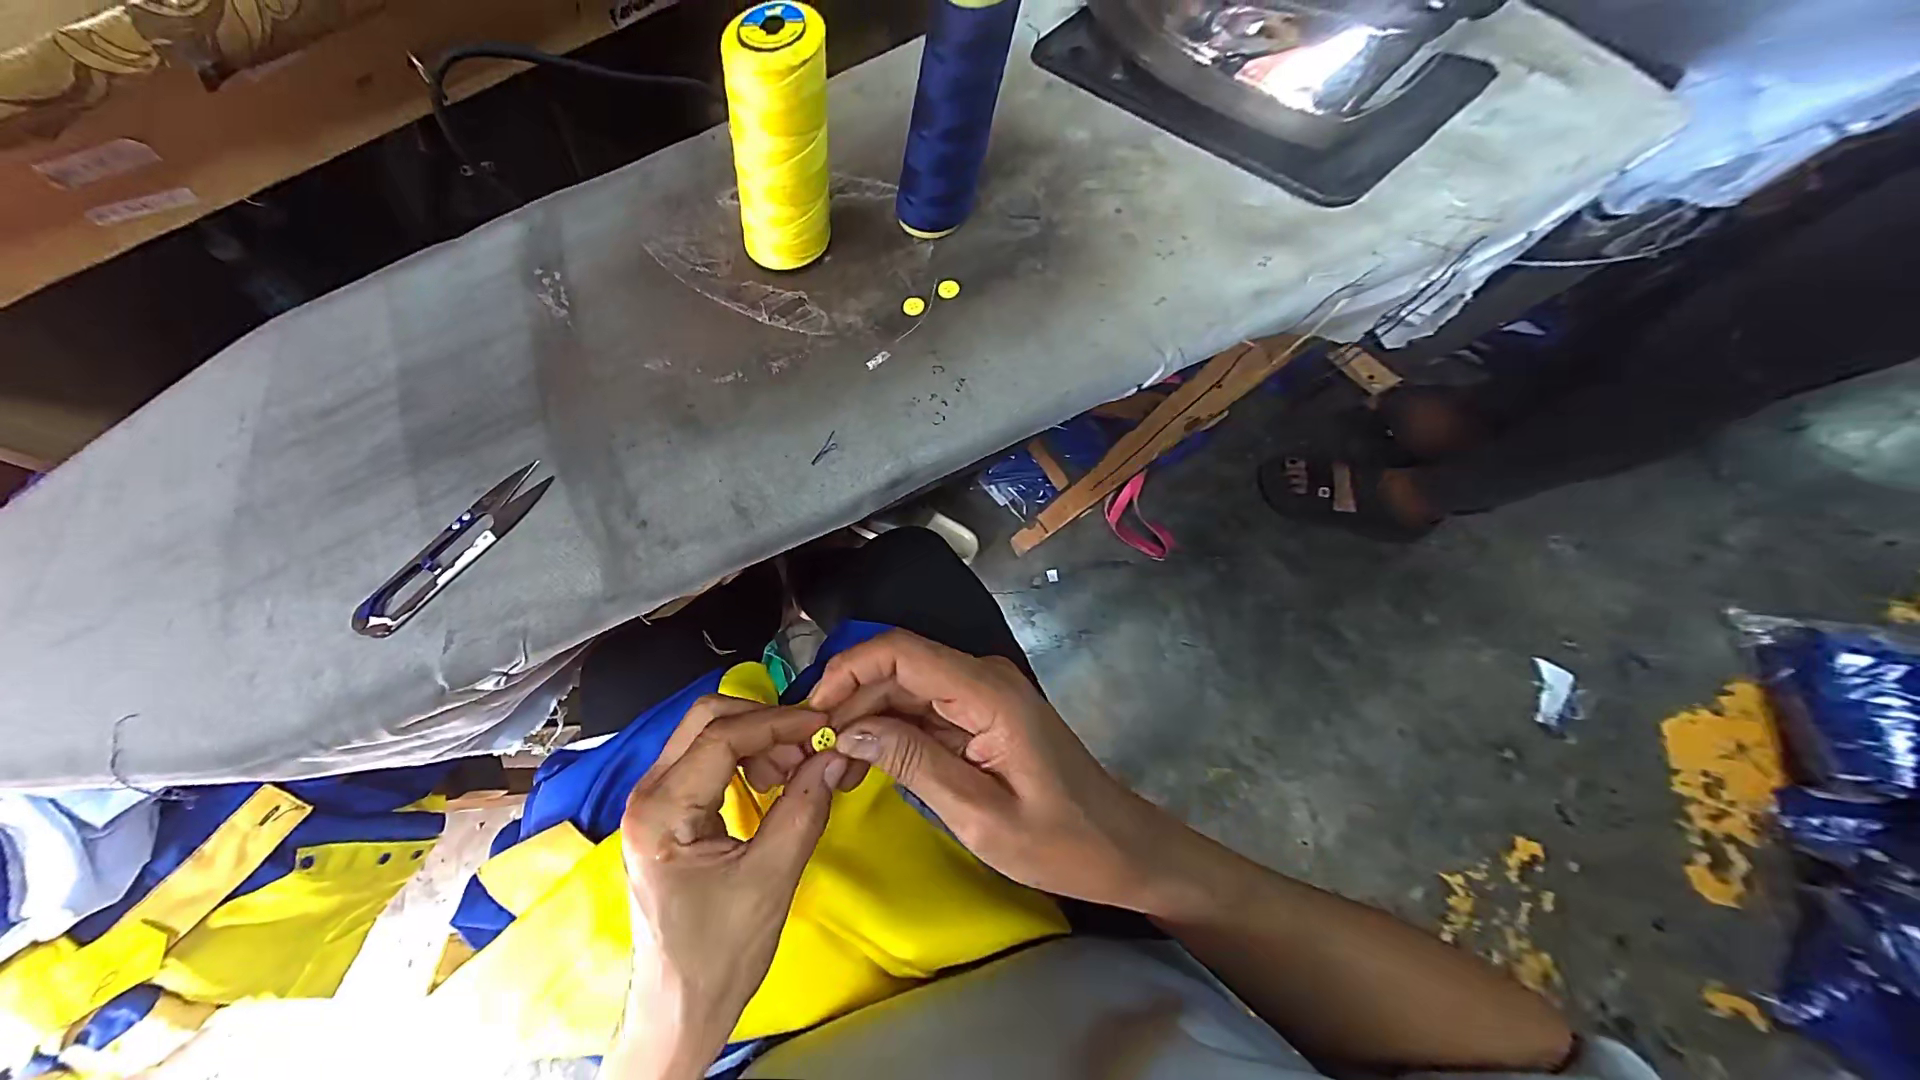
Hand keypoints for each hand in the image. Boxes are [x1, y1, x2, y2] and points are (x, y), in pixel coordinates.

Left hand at [616, 699, 848, 1077]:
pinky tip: (773, 780)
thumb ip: (804, 808)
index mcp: (661, 812)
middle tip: (808, 745)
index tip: (822, 727)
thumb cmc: (718, 954)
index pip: (722, 736)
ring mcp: (655, 799)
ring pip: (709, 732)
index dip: (779, 724)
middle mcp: (648, 794)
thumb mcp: (771, 879)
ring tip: (793, 769)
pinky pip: (710, 757)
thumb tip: (834, 755)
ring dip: (758, 738)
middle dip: (765, 722)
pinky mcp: (669, 808)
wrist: (680, 1007)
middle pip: (708, 718)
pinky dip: (747, 755)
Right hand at [807, 629, 1187, 912]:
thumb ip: (913, 763)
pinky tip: (865, 765)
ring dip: (865, 719)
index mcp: (987, 692)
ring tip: (832, 765)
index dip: (848, 671)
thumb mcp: (979, 814)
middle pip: (898, 668)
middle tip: (813, 751)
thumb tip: (849, 731)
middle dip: (849, 702)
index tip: (812, 714)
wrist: (1120, 847)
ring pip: (905, 688)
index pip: (901, 651)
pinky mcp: (980, 714)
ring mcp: (982, 695)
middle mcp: (982, 678)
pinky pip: (924, 710)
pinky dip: (890, 732)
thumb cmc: (1060, 841)